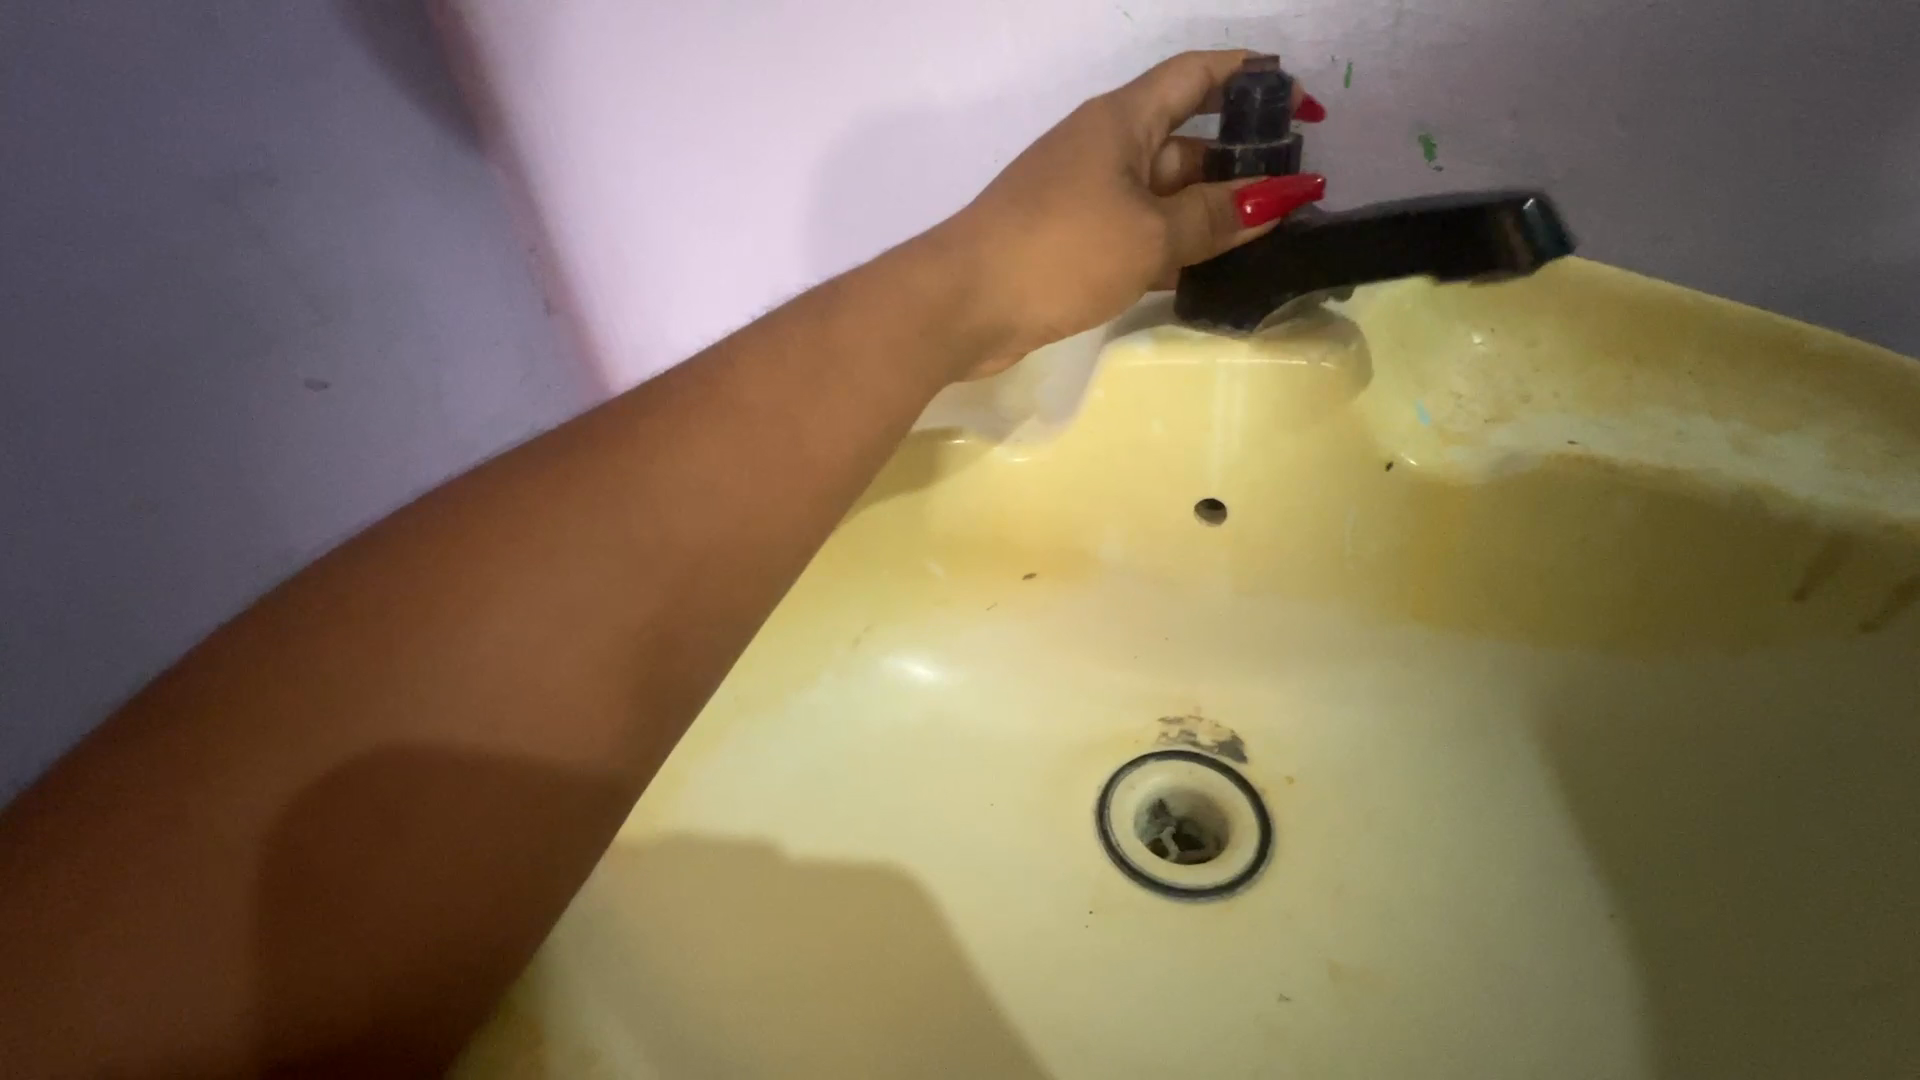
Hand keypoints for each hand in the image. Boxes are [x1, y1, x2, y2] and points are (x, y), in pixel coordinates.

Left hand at [939, 50, 1326, 378]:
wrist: (962, 304)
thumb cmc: (1059, 252)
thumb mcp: (1149, 234)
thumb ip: (1214, 219)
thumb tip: (1279, 197)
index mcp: (1122, 120)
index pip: (1198, 75)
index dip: (1254, 79)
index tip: (1304, 108)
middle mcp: (1102, 150)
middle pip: (1184, 143)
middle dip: (1238, 166)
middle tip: (1295, 201)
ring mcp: (1082, 201)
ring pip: (1159, 198)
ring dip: (1206, 217)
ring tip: (1265, 243)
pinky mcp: (1069, 246)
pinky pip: (1133, 237)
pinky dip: (1168, 250)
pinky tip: (1205, 276)